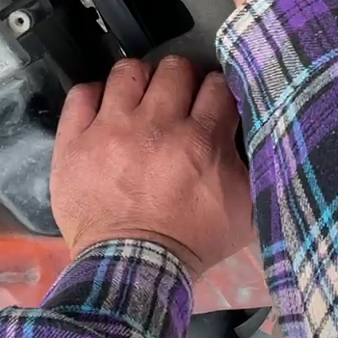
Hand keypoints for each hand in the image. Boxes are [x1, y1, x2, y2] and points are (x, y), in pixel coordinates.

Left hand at [51, 56, 252, 276]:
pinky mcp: (75, 142)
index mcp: (201, 139)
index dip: (218, 90)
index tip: (213, 103)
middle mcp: (157, 125)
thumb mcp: (246, 211)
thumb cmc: (192, 242)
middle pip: (174, 69)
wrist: (134, 268)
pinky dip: (95, 98)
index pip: (217, 84)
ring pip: (128, 72)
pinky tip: (104, 113)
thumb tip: (262, 136)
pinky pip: (82, 94)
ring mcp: (111, 129)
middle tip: (178, 101)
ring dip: (139, 83)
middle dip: (182, 80)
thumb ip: (255, 168)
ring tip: (140, 103)